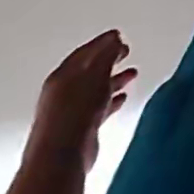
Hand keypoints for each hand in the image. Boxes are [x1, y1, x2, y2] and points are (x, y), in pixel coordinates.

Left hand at [23, 28, 138, 173]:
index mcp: (62, 75)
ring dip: (114, 80)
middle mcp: (63, 93)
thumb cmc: (75, 113)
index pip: (85, 52)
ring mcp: (70, 112)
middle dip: (109, 60)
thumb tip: (114, 40)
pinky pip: (98, 109)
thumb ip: (107, 54)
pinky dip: (111, 100)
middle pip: (90, 70)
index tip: (117, 35)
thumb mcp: (96, 74)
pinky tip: (122, 98)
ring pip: (96, 89)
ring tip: (132, 73)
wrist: (62, 157)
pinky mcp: (79, 131)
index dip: (103, 42)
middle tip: (125, 51)